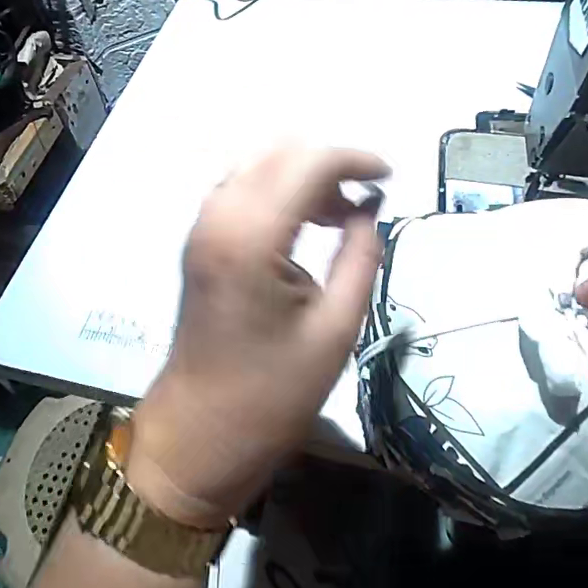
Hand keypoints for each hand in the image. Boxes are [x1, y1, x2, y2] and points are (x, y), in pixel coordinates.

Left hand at [127, 146, 389, 528]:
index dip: (355, 160)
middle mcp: (219, 217)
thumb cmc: (272, 393)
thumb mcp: (336, 328)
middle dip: (329, 166)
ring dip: (303, 176)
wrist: (197, 435)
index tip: (390, 177)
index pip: (310, 164)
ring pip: (260, 164)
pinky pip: (243, 188)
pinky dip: (279, 190)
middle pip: (282, 152)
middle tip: (363, 202)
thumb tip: (368, 207)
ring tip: (340, 216)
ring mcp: (203, 226)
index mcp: (252, 238)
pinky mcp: (200, 240)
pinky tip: (304, 224)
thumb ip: (360, 255)